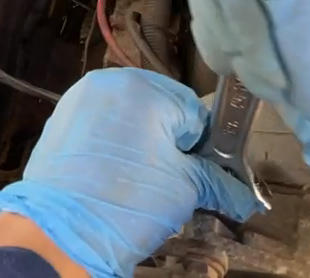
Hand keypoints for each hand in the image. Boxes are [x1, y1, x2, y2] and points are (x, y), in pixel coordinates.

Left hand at [0, 68, 259, 277]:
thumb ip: (218, 181)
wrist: (62, 229)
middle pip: (160, 105)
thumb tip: (246, 195)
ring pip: (130, 113)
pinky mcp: (63, 114)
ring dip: (144, 139)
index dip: (204, 144)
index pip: (194, 109)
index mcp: (144, 87)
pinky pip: (102, 120)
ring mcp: (81, 95)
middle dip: (172, 140)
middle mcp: (110, 80)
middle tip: (174, 178)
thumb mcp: (185, 189)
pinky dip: (115, 140)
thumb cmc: (130, 201)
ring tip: (142, 179)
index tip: (204, 173)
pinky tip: (113, 172)